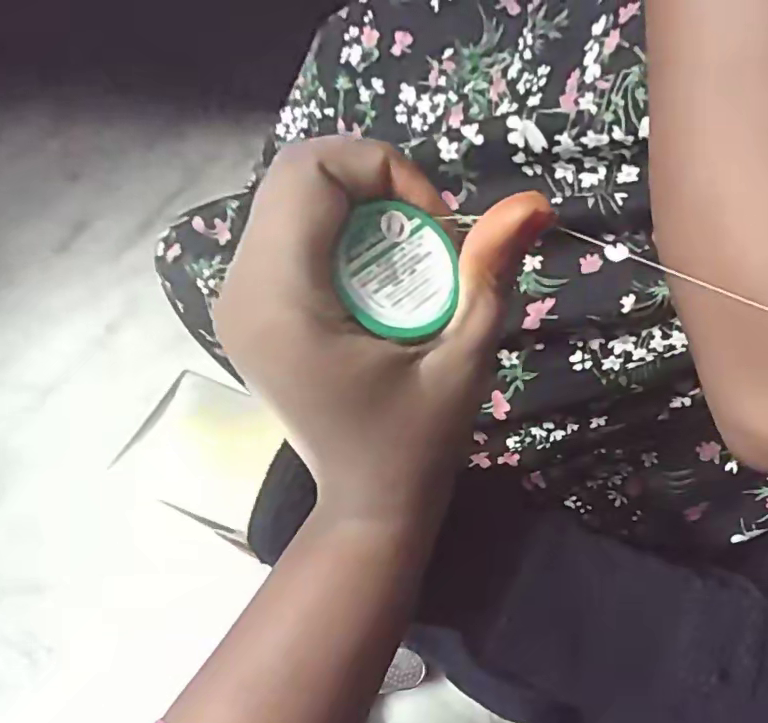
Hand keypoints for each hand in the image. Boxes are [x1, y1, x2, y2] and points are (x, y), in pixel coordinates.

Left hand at [211, 137, 552, 525]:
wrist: (369, 505)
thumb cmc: (418, 447)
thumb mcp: (463, 364)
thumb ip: (490, 277)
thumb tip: (533, 202)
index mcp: (282, 303)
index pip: (312, 171)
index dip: (386, 172)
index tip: (439, 230)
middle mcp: (240, 292)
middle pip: (295, 177)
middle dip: (374, 189)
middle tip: (428, 245)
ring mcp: (235, 303)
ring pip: (289, 201)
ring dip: (358, 213)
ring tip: (406, 266)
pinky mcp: (248, 315)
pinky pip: (287, 237)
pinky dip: (338, 238)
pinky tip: (375, 286)